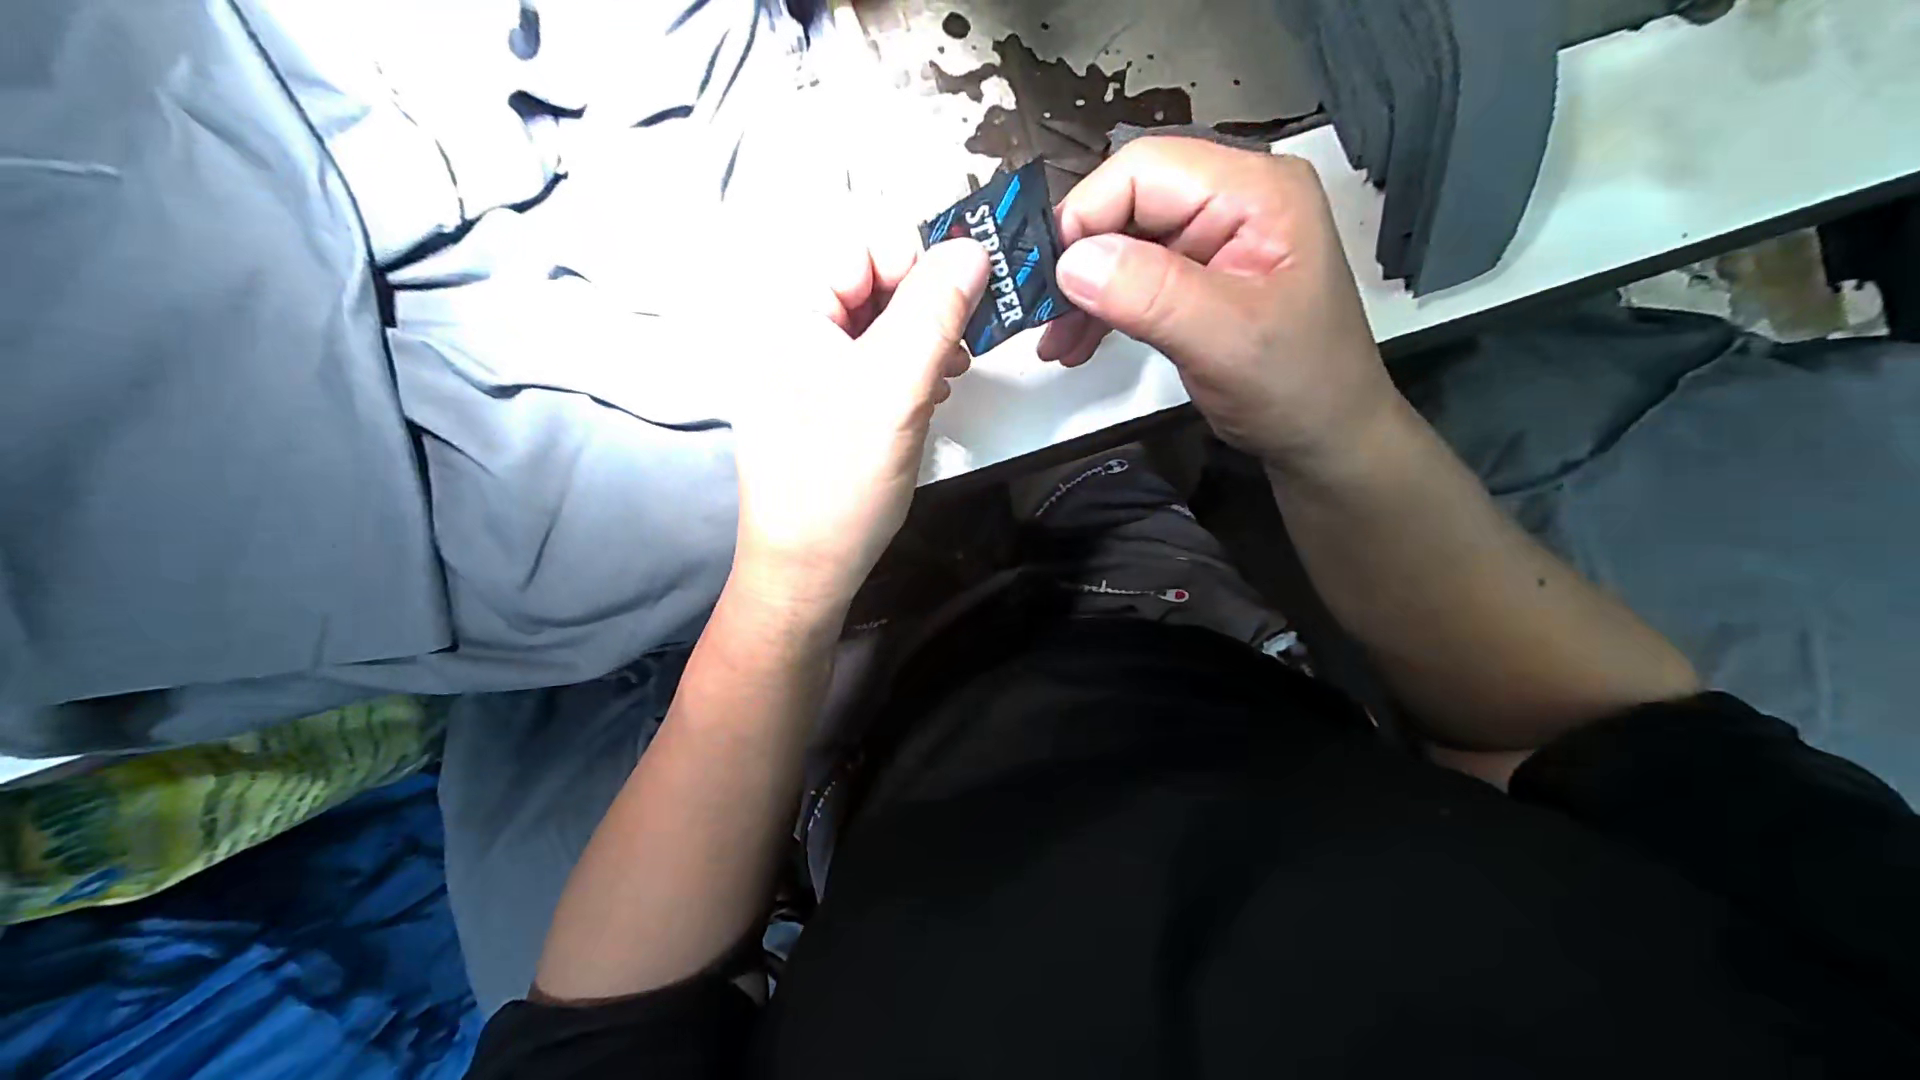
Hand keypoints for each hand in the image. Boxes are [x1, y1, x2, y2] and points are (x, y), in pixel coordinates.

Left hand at [729, 237, 989, 613]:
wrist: (808, 567)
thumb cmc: (838, 485)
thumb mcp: (894, 388)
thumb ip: (934, 311)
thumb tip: (971, 248)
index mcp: (791, 311)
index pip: (864, 242)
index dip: (917, 263)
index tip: (957, 304)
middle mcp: (796, 329)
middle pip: (876, 279)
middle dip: (928, 305)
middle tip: (958, 343)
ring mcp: (813, 366)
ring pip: (884, 321)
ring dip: (925, 338)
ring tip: (947, 372)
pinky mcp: (832, 397)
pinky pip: (879, 359)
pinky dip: (911, 367)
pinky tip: (929, 392)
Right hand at [1037, 137, 1400, 477]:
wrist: (1323, 436)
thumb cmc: (1296, 387)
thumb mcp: (1225, 339)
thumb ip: (1151, 294)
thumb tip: (1070, 262)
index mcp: (1253, 193)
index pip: (1145, 171)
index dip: (1087, 215)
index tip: (1048, 279)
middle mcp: (1230, 203)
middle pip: (1127, 206)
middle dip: (1078, 261)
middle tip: (1041, 316)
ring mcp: (1211, 242)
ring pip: (1121, 245)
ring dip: (1082, 293)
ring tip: (1054, 341)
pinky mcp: (1194, 280)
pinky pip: (1131, 280)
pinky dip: (1099, 311)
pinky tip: (1075, 345)